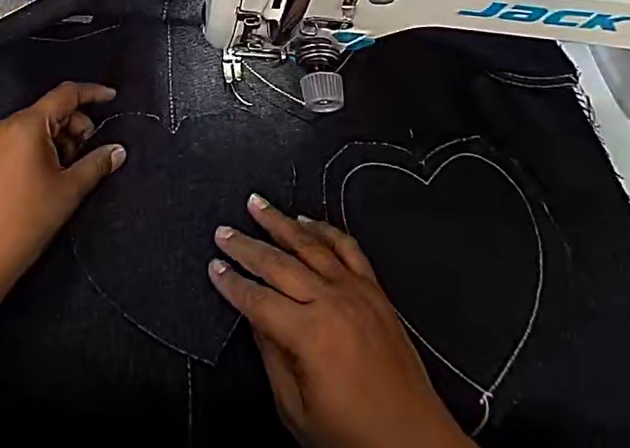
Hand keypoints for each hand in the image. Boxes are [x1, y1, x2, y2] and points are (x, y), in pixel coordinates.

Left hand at [0, 81, 125, 289]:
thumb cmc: (22, 221)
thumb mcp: (69, 190)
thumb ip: (97, 163)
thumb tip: (117, 151)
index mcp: (27, 125)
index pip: (66, 94)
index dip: (92, 93)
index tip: (112, 97)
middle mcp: (7, 126)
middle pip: (53, 110)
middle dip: (77, 126)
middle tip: (92, 153)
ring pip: (38, 128)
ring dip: (61, 141)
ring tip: (70, 172)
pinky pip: (22, 142)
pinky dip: (43, 150)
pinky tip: (51, 178)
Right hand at [209, 195, 473, 447]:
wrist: (415, 439)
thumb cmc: (356, 434)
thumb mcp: (297, 409)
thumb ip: (272, 357)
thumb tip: (254, 317)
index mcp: (311, 335)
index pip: (258, 299)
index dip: (232, 283)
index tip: (214, 267)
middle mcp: (333, 303)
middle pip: (278, 263)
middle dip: (246, 245)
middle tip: (224, 231)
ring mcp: (357, 290)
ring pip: (310, 244)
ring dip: (280, 222)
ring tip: (257, 204)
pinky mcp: (375, 289)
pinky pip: (347, 247)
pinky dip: (325, 229)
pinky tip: (306, 221)